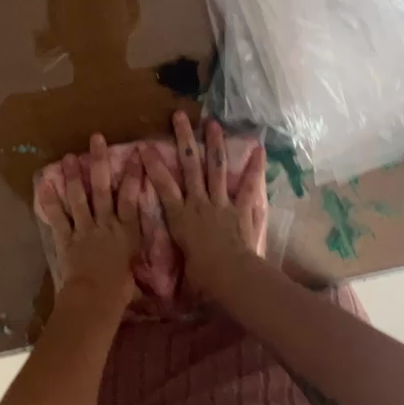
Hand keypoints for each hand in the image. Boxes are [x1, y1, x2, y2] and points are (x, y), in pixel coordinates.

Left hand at [38, 134, 144, 314]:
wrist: (97, 297)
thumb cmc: (121, 289)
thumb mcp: (135, 271)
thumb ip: (135, 258)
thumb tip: (145, 268)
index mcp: (127, 230)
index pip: (132, 197)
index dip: (134, 175)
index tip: (137, 154)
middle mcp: (106, 223)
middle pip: (103, 188)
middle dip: (100, 162)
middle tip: (96, 139)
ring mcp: (85, 229)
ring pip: (79, 197)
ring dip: (74, 176)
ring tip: (70, 156)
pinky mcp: (67, 238)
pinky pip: (58, 217)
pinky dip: (50, 201)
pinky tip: (44, 185)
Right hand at [139, 111, 267, 295]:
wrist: (230, 276)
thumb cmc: (201, 277)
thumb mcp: (181, 272)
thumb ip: (172, 266)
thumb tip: (156, 287)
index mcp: (180, 216)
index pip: (163, 186)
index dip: (153, 165)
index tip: (144, 146)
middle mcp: (198, 202)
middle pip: (190, 166)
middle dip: (184, 139)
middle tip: (179, 117)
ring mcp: (221, 203)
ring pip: (216, 169)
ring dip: (214, 145)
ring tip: (213, 123)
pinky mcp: (242, 209)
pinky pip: (248, 187)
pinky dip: (254, 169)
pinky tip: (259, 150)